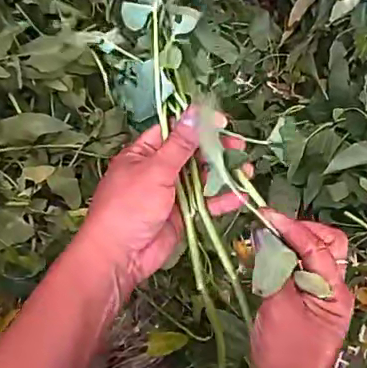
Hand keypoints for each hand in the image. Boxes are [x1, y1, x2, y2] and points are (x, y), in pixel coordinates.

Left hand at [73, 107, 241, 295]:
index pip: (172, 131)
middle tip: (239, 145)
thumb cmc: (129, 206)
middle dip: (215, 149)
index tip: (222, 121)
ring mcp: (170, 194)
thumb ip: (179, 144)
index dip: (196, 125)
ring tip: (246, 168)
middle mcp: (157, 171)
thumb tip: (195, 112)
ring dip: (223, 174)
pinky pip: (204, 204)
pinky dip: (221, 200)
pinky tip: (241, 195)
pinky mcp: (180, 216)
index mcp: (143, 154)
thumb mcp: (155, 170)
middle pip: (191, 154)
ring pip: (201, 179)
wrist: (119, 255)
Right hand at [251, 212, 354, 367]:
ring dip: (297, 243)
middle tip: (272, 229)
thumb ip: (273, 269)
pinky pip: (307, 271)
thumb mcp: (276, 308)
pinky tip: (271, 262)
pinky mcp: (314, 304)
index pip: (315, 245)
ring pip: (320, 255)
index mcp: (334, 290)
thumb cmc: (284, 355)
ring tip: (269, 242)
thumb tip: (264, 235)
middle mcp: (336, 288)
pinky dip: (291, 260)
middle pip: (330, 243)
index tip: (263, 214)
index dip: (290, 226)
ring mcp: (327, 296)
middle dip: (302, 230)